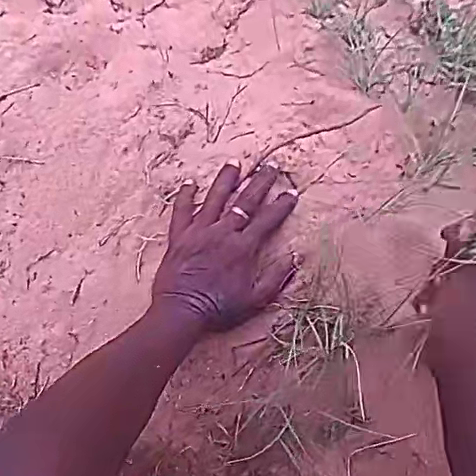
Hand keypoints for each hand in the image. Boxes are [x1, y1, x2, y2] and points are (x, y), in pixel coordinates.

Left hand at [151, 164, 298, 331]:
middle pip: (245, 201)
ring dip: (226, 180)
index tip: (291, 192)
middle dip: (260, 182)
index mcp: (244, 247)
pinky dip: (186, 195)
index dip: (281, 205)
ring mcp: (199, 232)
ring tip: (235, 163)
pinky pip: (182, 211)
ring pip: (215, 198)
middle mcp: (223, 233)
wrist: (182, 312)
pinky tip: (190, 183)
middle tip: (270, 166)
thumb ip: (277, 277)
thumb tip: (296, 256)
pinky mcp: (179, 237)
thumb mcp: (255, 300)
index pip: (268, 219)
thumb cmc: (219, 310)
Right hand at [418, 214, 475, 371]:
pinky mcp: (467, 314)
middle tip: (437, 274)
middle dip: (447, 264)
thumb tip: (468, 222)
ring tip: (429, 296)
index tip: (448, 237)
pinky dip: (437, 297)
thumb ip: (467, 244)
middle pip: (471, 257)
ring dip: (437, 282)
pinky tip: (427, 306)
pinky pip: (450, 295)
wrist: (455, 357)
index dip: (468, 234)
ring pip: (456, 276)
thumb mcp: (464, 271)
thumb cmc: (464, 313)